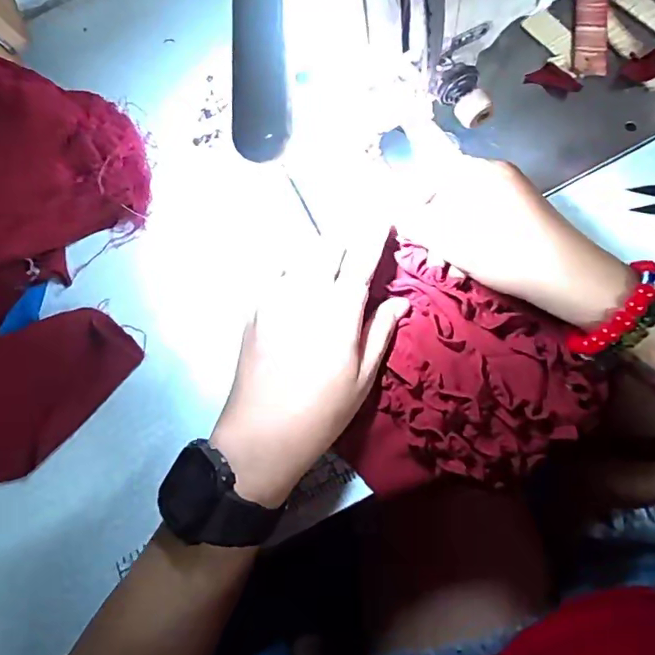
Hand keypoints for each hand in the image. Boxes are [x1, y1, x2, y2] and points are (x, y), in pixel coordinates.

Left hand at [210, 222, 408, 506]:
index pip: (360, 259)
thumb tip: (400, 301)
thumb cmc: (322, 413)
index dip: (375, 233)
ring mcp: (274, 299)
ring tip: (331, 267)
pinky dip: (295, 268)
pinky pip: (277, 272)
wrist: (260, 436)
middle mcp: (305, 295)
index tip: (386, 217)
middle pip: (328, 245)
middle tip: (359, 252)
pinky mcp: (254, 309)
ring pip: (300, 254)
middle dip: (347, 240)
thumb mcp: (363, 378)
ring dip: (320, 252)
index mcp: (338, 312)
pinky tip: (302, 286)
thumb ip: (380, 332)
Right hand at [389, 126, 632, 326]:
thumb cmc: (504, 253)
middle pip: (447, 195)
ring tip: (456, 271)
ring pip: (467, 212)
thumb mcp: (450, 240)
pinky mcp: (525, 214)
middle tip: (435, 261)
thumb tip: (391, 207)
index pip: (429, 175)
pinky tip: (476, 268)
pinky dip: (476, 241)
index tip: (410, 235)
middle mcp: (495, 172)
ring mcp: (513, 192)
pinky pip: (487, 220)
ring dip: (453, 241)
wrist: (570, 277)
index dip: (413, 204)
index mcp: (477, 169)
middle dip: (435, 229)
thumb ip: (414, 220)